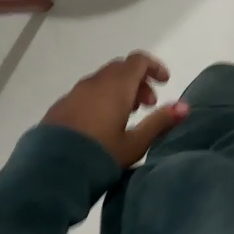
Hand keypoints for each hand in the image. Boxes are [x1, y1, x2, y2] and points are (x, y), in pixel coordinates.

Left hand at [42, 51, 188, 167]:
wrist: (48, 173)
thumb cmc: (99, 156)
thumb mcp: (135, 143)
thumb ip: (160, 122)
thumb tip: (185, 106)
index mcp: (116, 86)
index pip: (138, 60)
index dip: (154, 67)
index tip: (165, 83)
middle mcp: (95, 83)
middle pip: (121, 69)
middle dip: (138, 81)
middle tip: (147, 104)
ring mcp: (74, 93)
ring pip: (102, 80)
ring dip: (119, 90)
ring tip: (125, 116)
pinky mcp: (59, 107)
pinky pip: (86, 93)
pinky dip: (100, 99)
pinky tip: (100, 125)